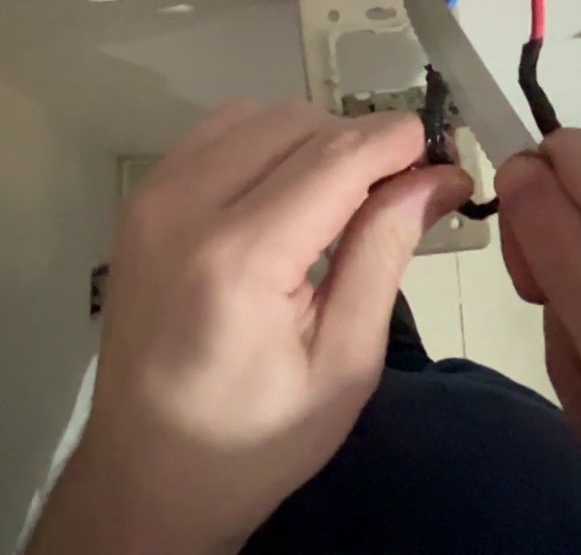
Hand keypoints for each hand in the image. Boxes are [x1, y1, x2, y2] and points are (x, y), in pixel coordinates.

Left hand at [28, 101, 474, 554]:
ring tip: (339, 191)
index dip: (396, 140)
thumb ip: (385, 252)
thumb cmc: (256, 437)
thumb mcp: (343, 362)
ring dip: (309, 135)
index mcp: (239, 257)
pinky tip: (281, 188)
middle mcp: (186, 204)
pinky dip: (261, 140)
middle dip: (358, 139)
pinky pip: (214, 131)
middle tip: (396, 186)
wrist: (145, 466)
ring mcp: (153, 193)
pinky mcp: (141, 196)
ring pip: (255, 114)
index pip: (335, 156)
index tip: (439, 151)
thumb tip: (436, 177)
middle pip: (296, 123)